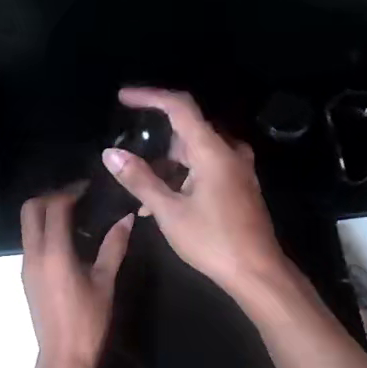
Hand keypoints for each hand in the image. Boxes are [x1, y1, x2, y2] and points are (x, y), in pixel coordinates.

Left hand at [20, 185, 132, 367]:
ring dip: (46, 214)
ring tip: (76, 216)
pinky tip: (69, 240)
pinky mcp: (26, 277)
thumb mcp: (105, 282)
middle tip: (77, 198)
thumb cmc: (88, 321)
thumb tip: (126, 218)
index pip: (55, 207)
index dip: (70, 192)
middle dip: (51, 197)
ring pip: (28, 226)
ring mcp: (26, 266)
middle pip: (31, 210)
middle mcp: (34, 254)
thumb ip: (113, 247)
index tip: (88, 188)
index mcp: (54, 253)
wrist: (63, 356)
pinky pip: (31, 242)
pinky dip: (44, 231)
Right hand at [101, 87, 292, 294]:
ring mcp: (237, 169)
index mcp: (213, 150)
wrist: (256, 271)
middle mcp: (229, 151)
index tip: (123, 97)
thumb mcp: (169, 212)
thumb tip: (110, 154)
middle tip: (128, 153)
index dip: (150, 96)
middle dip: (156, 141)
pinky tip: (162, 202)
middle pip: (188, 130)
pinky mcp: (239, 185)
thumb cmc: (212, 241)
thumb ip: (140, 179)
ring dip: (168, 165)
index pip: (180, 106)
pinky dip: (183, 176)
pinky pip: (207, 168)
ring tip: (140, 188)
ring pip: (196, 152)